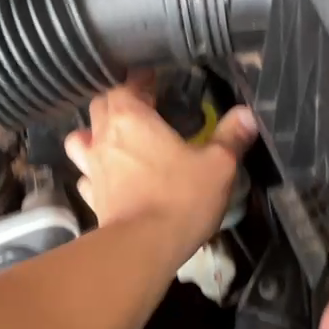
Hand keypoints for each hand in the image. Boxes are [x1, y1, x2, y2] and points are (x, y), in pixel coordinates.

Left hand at [63, 77, 255, 257]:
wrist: (142, 248)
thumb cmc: (180, 198)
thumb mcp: (218, 165)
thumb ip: (231, 137)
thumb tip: (247, 114)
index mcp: (130, 118)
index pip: (126, 85)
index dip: (140, 81)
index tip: (155, 81)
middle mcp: (103, 137)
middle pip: (101, 106)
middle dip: (119, 102)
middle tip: (142, 108)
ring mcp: (92, 169)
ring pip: (80, 139)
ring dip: (94, 134)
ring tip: (114, 140)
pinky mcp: (90, 198)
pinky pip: (86, 176)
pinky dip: (94, 172)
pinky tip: (110, 178)